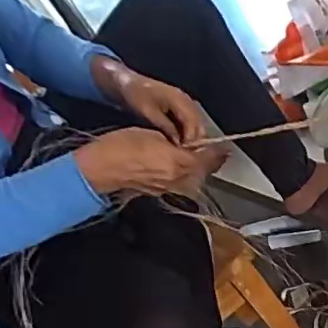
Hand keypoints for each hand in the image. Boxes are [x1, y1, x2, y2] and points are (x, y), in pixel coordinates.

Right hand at [71, 128, 205, 195]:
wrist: (102, 169)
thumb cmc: (123, 146)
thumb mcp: (154, 134)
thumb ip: (176, 142)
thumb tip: (187, 146)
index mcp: (180, 164)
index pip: (207, 159)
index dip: (217, 153)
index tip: (225, 149)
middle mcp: (180, 180)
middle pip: (204, 172)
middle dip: (211, 162)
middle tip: (218, 153)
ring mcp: (172, 188)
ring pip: (194, 178)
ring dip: (200, 169)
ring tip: (204, 158)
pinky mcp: (163, 192)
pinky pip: (182, 182)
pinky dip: (187, 174)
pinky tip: (185, 166)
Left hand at [90, 57, 206, 146]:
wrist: (128, 83)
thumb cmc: (136, 96)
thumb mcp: (149, 113)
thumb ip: (166, 127)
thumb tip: (179, 143)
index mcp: (178, 99)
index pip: (192, 123)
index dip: (190, 140)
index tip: (184, 153)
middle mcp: (186, 100)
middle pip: (198, 125)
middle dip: (194, 141)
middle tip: (186, 155)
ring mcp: (186, 102)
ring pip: (197, 124)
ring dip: (193, 137)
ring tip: (185, 150)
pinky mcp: (183, 105)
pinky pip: (192, 121)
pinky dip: (189, 132)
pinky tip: (182, 141)